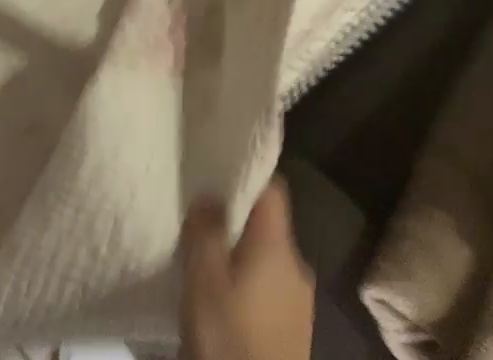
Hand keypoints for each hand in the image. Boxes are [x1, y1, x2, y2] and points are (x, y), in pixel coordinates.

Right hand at [179, 180, 314, 359]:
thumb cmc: (227, 332)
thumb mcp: (204, 275)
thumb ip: (206, 230)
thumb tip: (211, 193)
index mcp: (278, 248)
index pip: (272, 192)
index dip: (246, 173)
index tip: (215, 161)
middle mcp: (296, 267)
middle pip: (266, 225)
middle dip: (233, 213)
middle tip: (193, 207)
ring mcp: (298, 299)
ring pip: (264, 255)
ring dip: (236, 247)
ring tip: (199, 247)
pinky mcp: (292, 324)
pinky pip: (266, 281)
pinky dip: (243, 274)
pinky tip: (217, 286)